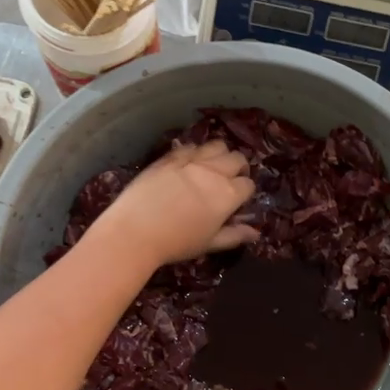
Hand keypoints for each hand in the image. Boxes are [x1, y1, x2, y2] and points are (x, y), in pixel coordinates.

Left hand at [88, 140, 260, 267]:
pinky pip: (190, 146)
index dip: (245, 192)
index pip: (248, 184)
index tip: (236, 202)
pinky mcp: (170, 157)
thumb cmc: (176, 244)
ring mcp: (191, 161)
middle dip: (238, 168)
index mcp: (228, 195)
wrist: (135, 232)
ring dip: (220, 154)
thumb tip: (255, 233)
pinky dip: (195, 152)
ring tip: (212, 167)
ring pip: (217, 146)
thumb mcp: (209, 244)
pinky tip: (188, 163)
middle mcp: (214, 172)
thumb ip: (234, 235)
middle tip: (228, 181)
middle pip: (237, 158)